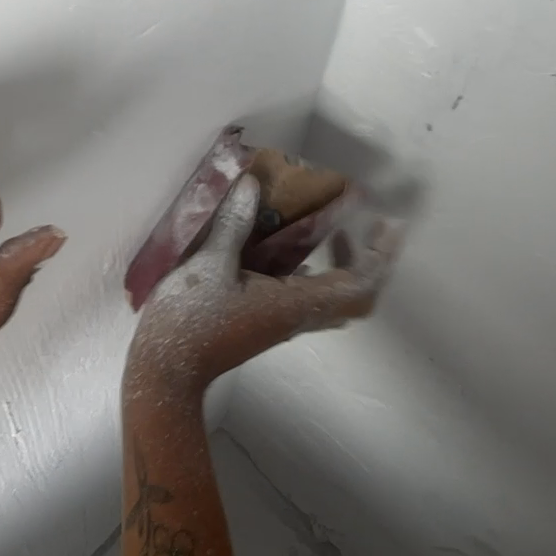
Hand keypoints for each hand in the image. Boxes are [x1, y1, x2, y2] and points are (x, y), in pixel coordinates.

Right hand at [126, 172, 398, 397]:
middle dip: (368, 260)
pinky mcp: (264, 323)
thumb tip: (253, 184)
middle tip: (366, 226)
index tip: (387, 224)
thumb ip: (234, 223)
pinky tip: (290, 254)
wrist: (168, 370)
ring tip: (333, 231)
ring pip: (333, 299)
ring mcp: (282, 323)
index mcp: (294, 303)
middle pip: (355, 297)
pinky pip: (309, 299)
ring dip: (343, 266)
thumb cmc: (191, 319)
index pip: (359, 285)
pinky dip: (315, 273)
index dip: (379, 255)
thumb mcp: (209, 263)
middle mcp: (297, 316)